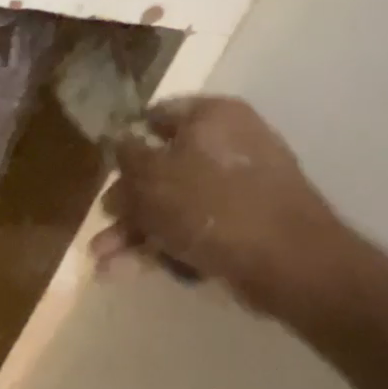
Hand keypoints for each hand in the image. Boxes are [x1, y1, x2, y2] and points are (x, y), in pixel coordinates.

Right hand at [88, 96, 345, 311]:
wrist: (285, 261)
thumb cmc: (211, 205)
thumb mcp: (152, 175)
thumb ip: (127, 155)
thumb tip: (118, 142)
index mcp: (212, 118)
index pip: (157, 116)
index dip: (125, 139)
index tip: (103, 165)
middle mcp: (228, 146)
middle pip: (160, 169)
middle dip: (124, 202)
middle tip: (102, 222)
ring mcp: (238, 189)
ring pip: (170, 207)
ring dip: (132, 233)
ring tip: (102, 260)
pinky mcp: (242, 228)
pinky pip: (190, 232)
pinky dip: (159, 249)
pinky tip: (124, 272)